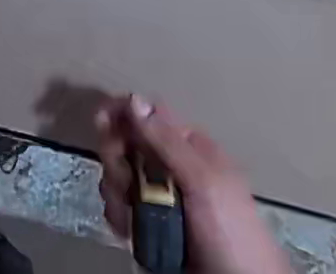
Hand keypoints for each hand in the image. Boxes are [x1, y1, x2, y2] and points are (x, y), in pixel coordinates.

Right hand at [95, 94, 292, 273]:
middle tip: (124, 182)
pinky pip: (119, 204)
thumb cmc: (232, 237)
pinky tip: (127, 229)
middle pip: (126, 142)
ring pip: (118, 173)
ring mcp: (160, 196)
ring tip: (129, 216)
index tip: (102, 123)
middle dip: (116, 159)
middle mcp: (171, 166)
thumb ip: (167, 141)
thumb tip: (134, 98)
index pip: (147, 113)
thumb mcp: (205, 184)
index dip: (121, 113)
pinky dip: (117, 214)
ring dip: (115, 191)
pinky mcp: (150, 223)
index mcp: (190, 147)